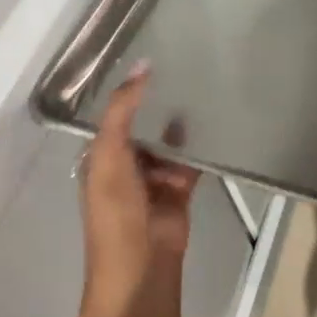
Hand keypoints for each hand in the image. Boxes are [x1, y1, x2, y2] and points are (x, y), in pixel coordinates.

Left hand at [80, 62, 198, 302]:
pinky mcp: (180, 186)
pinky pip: (192, 158)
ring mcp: (154, 176)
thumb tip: (141, 64)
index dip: (128, 89)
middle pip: (144, 125)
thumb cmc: (116, 208)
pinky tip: (215, 118)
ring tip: (203, 83)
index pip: (114, 115)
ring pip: (169, 140)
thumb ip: (123, 110)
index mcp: (101, 157)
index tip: (152, 55)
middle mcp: (126, 164)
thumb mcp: (110, 154)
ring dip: (181, 122)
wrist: (142, 261)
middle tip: (185, 63)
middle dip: (159, 102)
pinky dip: (200, 144)